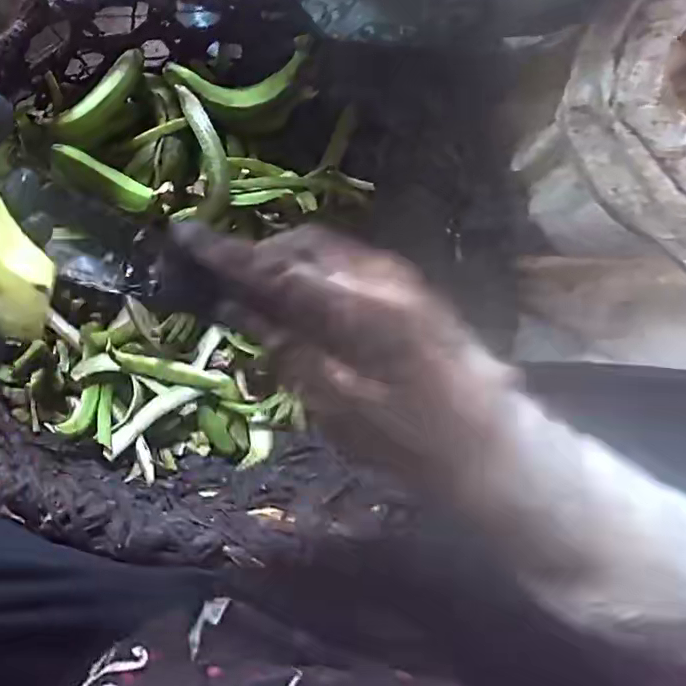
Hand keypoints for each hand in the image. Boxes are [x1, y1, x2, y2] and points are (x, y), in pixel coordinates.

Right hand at [175, 224, 685, 666]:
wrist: (505, 453)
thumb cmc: (415, 444)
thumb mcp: (336, 405)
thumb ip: (284, 347)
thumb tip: (234, 306)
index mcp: (362, 311)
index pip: (274, 270)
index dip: (222, 252)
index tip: (180, 233)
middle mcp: (380, 278)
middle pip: (296, 245)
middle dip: (252, 253)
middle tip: (217, 278)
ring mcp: (396, 276)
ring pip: (316, 247)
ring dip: (277, 260)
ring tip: (251, 290)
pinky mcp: (403, 284)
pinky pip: (337, 259)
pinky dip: (303, 269)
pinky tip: (293, 299)